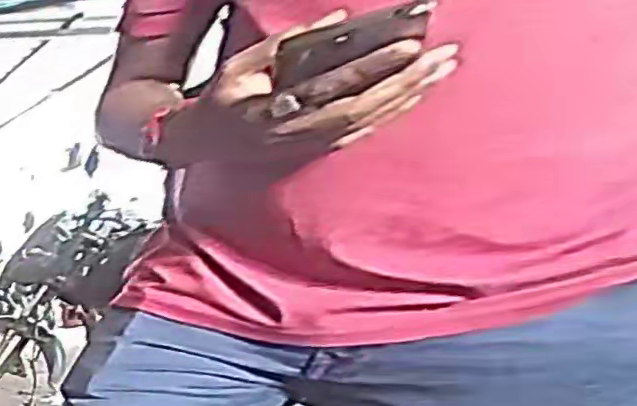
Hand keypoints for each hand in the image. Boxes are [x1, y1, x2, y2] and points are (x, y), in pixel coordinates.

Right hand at [162, 12, 459, 164]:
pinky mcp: (297, 154)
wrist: (193, 142)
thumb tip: (338, 20)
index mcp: (265, 113)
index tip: (411, 46)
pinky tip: (409, 97)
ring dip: (401, 100)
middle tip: (444, 57)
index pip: (325, 90)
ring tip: (440, 71)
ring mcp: (289, 148)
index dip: (369, 69)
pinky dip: (383, 117)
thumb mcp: (242, 66)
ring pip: (355, 128)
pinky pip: (348, 137)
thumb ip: (286, 43)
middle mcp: (280, 136)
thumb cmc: (218, 101)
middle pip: (351, 114)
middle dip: (401, 85)